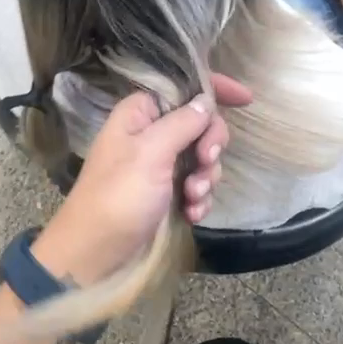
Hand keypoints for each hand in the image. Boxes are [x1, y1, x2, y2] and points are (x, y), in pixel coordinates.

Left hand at [32, 74, 253, 282]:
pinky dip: (199, 199)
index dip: (214, 89)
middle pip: (200, 123)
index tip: (246, 99)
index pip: (183, 87)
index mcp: (141, 112)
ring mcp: (159, 165)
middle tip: (206, 162)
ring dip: (205, 177)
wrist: (96, 256)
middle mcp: (151, 133)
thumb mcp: (151, 153)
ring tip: (192, 198)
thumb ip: (183, 123)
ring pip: (202, 157)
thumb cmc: (119, 196)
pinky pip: (196, 186)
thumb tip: (206, 99)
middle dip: (210, 145)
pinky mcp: (166, 193)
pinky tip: (192, 214)